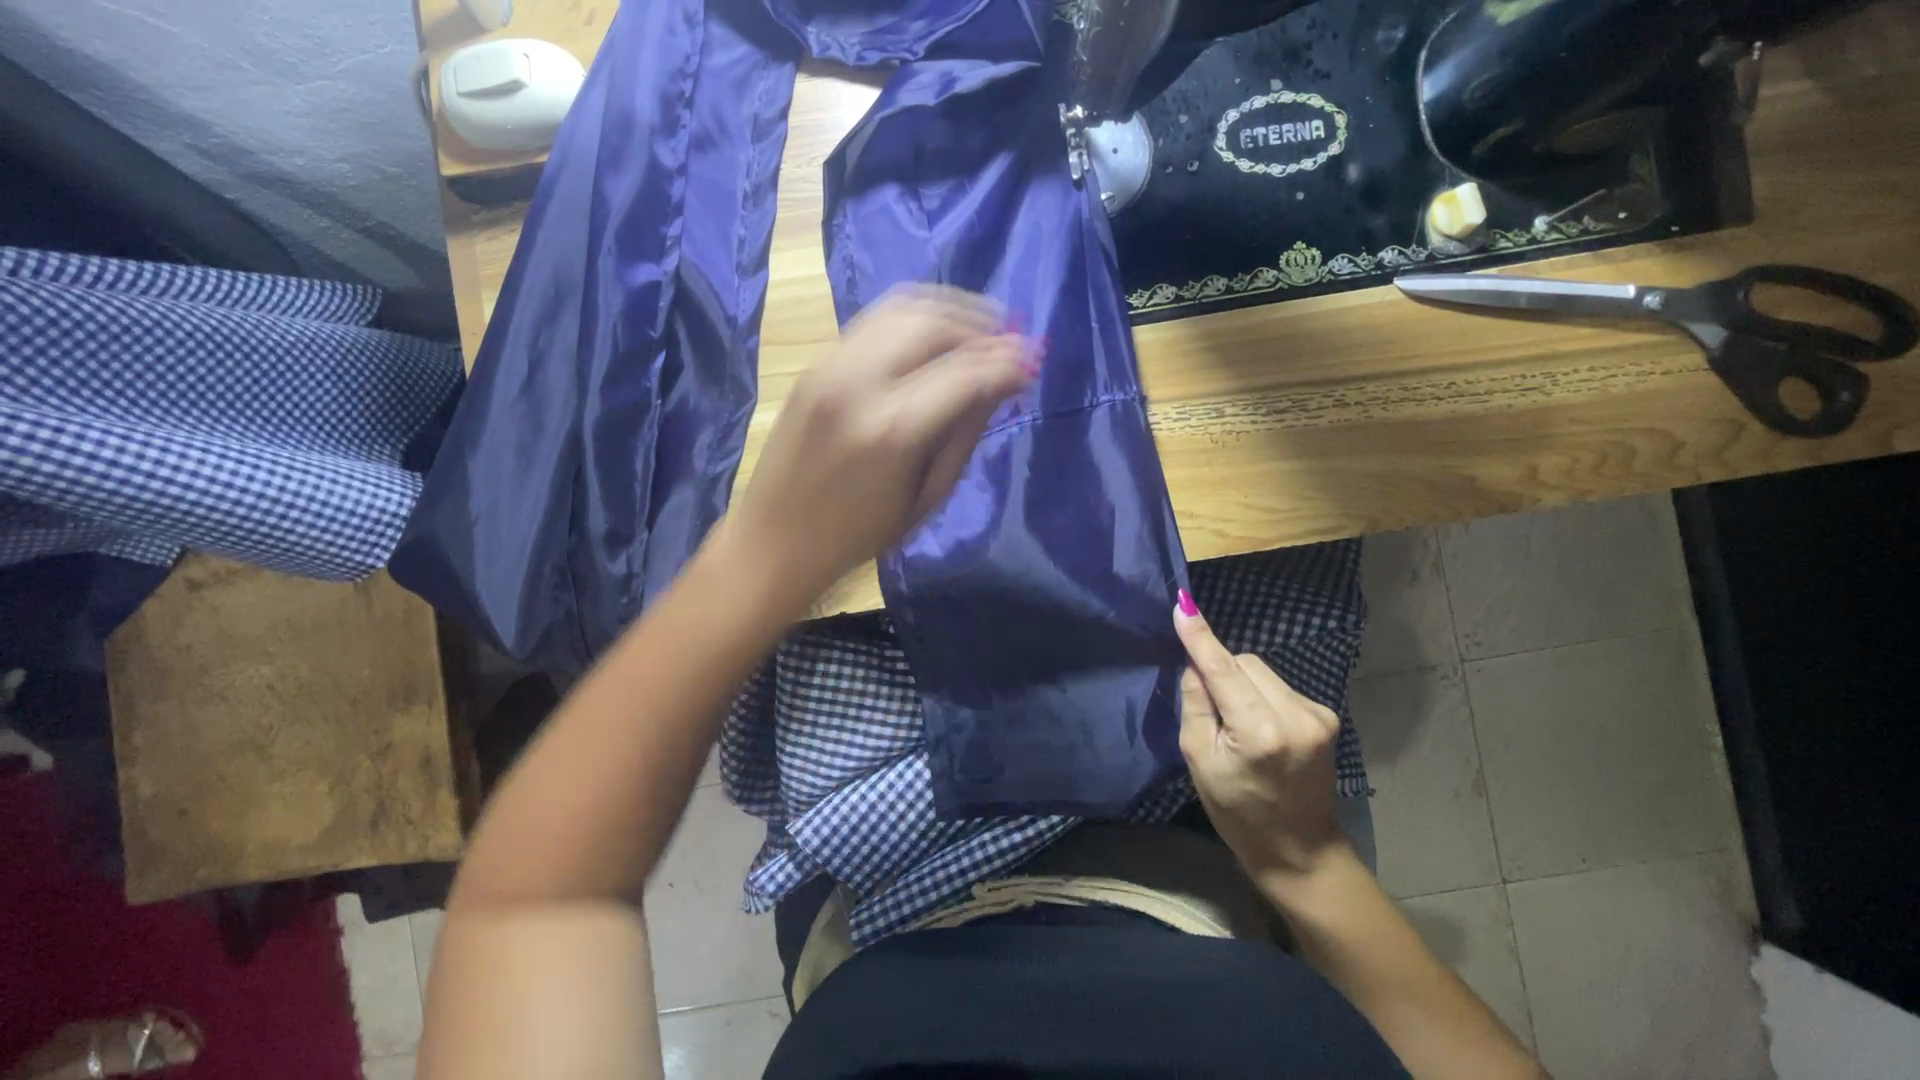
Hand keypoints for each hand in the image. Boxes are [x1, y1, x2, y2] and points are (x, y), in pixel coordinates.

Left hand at [726, 285, 1034, 596]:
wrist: (775, 541)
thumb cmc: (859, 536)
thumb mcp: (926, 496)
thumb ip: (966, 431)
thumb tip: (1007, 381)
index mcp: (893, 429)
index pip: (966, 372)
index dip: (1008, 362)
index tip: (1034, 363)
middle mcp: (859, 383)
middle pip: (933, 324)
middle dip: (981, 325)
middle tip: (1012, 337)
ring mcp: (830, 367)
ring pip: (901, 309)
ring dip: (949, 310)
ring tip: (981, 326)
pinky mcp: (815, 365)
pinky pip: (874, 322)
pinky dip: (913, 318)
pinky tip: (936, 333)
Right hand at [1174, 590, 1351, 883]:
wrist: (1298, 848)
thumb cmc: (1237, 811)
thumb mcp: (1199, 761)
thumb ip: (1197, 705)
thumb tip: (1196, 664)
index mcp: (1260, 732)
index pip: (1223, 669)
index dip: (1200, 637)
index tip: (1183, 605)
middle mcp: (1296, 715)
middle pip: (1246, 662)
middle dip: (1222, 672)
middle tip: (1210, 709)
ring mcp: (1317, 714)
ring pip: (1263, 671)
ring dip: (1242, 684)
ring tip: (1237, 726)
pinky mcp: (1326, 716)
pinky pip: (1279, 687)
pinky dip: (1261, 696)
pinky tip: (1260, 729)